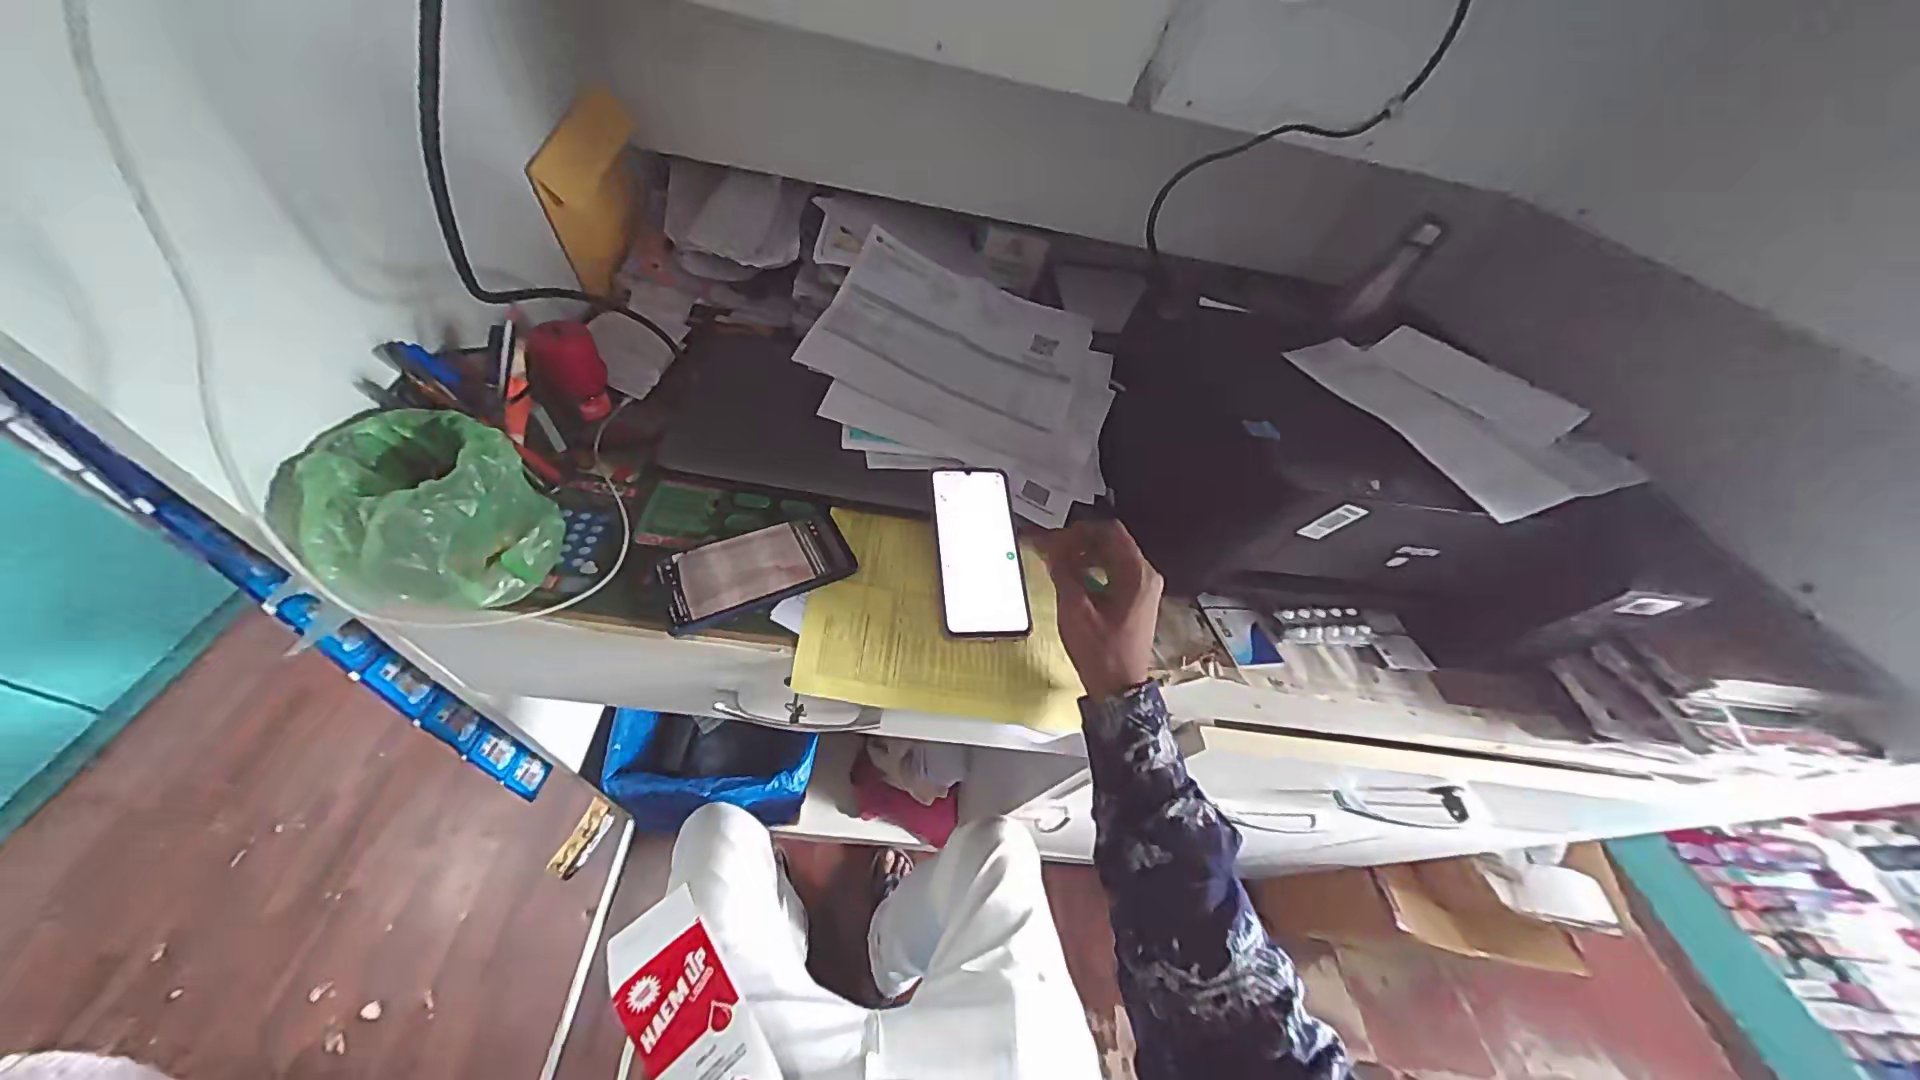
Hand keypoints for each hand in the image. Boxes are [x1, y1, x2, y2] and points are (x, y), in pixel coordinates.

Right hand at [1036, 519, 1164, 699]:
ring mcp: (1143, 588)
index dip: (1079, 531)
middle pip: (1112, 541)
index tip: (1057, 539)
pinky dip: (1094, 567)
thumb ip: (1064, 573)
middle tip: (1055, 549)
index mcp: (1137, 575)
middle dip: (1080, 541)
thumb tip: (1053, 550)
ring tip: (1060, 562)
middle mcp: (1146, 577)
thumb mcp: (1075, 610)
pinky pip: (1114, 571)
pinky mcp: (1136, 599)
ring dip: (1085, 553)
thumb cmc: (1102, 654)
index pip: (1110, 532)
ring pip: (1112, 555)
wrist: (1118, 689)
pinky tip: (1074, 576)